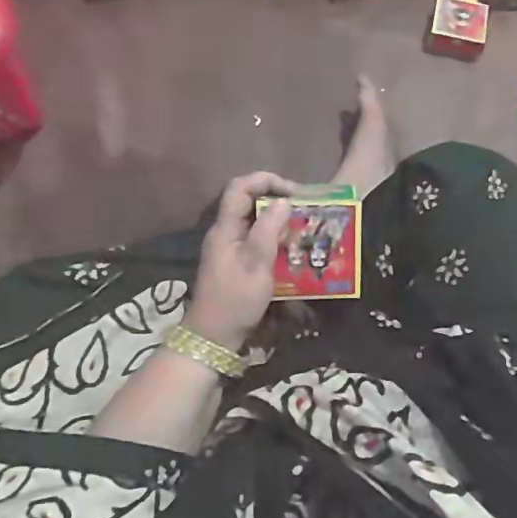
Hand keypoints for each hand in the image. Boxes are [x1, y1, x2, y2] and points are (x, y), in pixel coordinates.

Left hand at [184, 171, 298, 351]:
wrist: (213, 336)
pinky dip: (273, 237)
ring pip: (254, 221)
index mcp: (225, 228)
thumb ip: (269, 230)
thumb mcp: (256, 264)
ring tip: (302, 227)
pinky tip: (291, 248)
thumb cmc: (235, 299)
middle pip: (248, 201)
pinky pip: (255, 239)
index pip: (240, 187)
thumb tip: (284, 201)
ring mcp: (229, 248)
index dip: (266, 181)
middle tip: (303, 209)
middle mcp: (225, 232)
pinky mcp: (235, 262)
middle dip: (276, 199)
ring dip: (277, 219)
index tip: (294, 192)